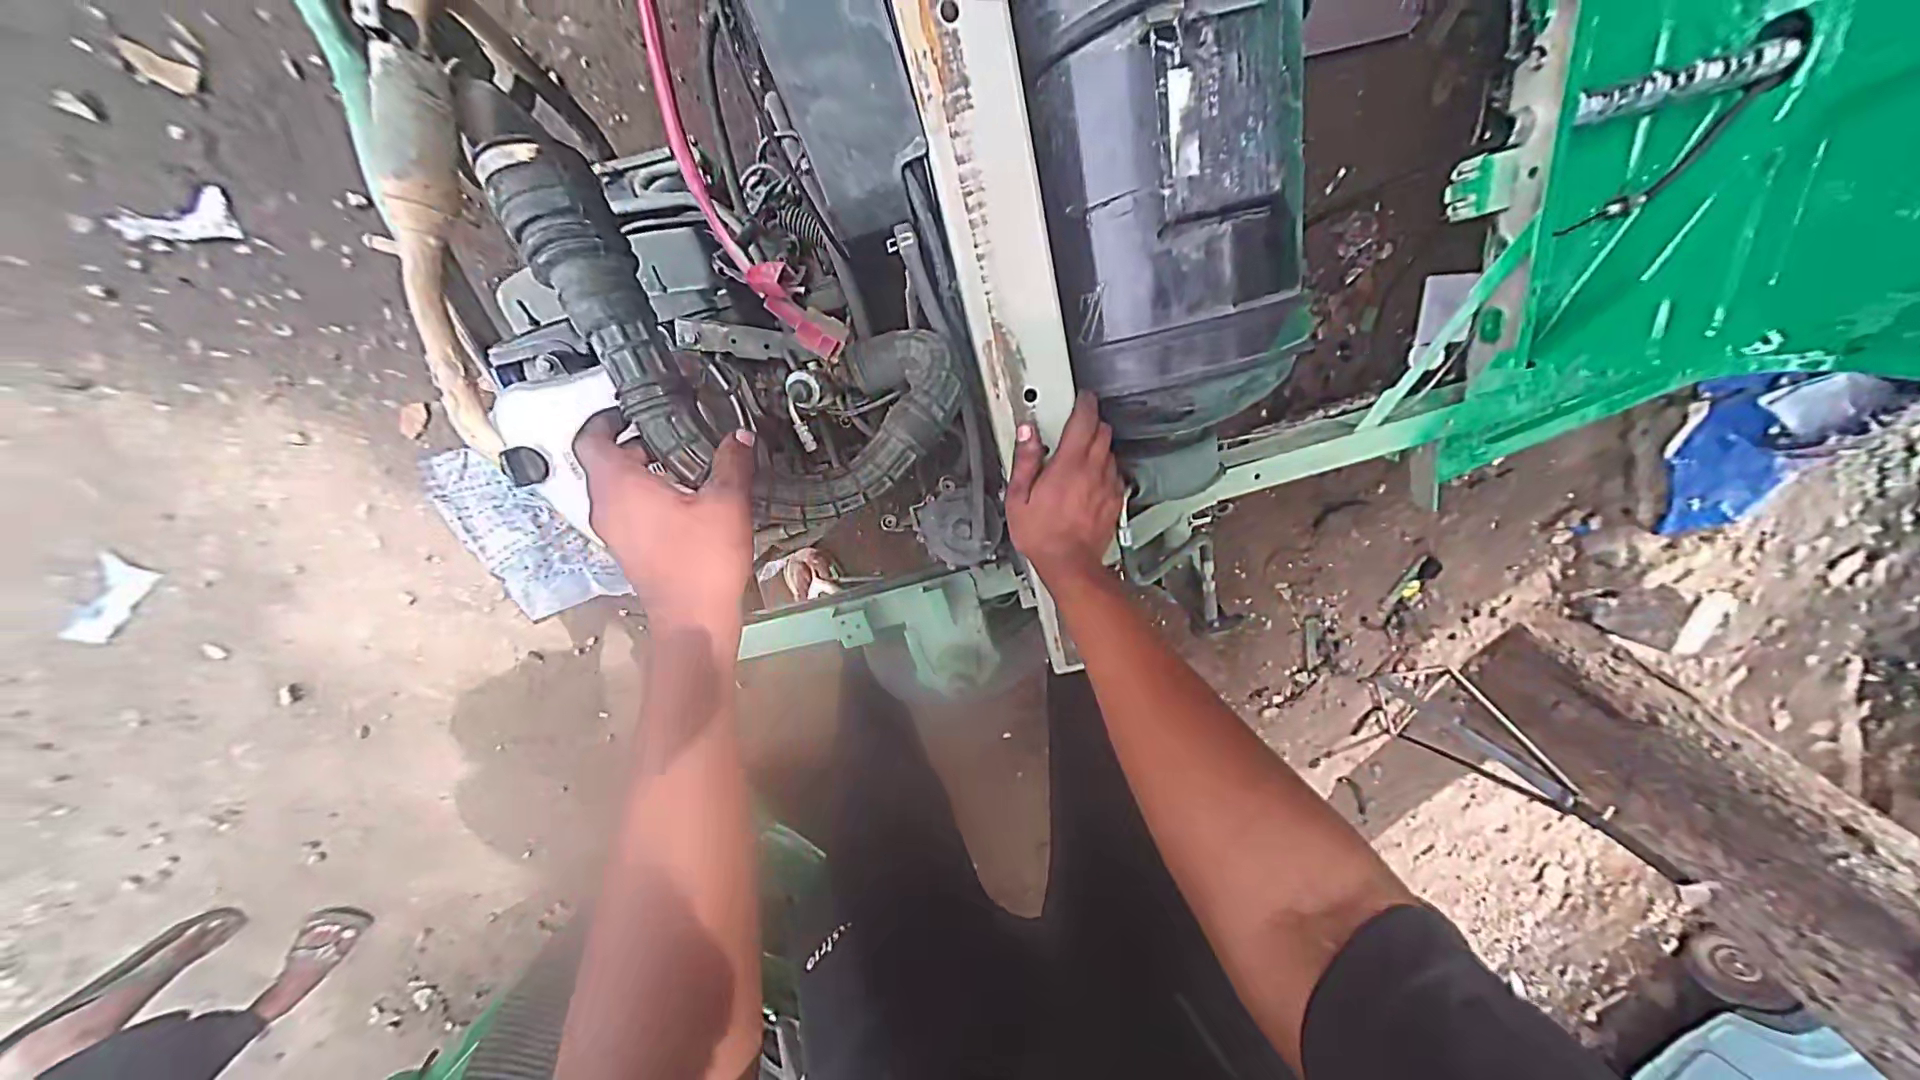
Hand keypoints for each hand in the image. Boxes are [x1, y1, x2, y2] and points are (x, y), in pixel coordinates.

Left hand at [573, 411, 755, 629]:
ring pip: (617, 487)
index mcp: (619, 486)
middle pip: (604, 461)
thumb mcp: (726, 503)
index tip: (633, 410)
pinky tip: (687, 498)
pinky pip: (628, 510)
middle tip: (671, 432)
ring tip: (685, 462)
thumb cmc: (703, 560)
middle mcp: (606, 507)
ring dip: (643, 470)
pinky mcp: (629, 549)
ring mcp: (614, 531)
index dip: (607, 417)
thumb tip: (739, 436)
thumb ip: (732, 463)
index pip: (591, 437)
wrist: (695, 618)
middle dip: (635, 442)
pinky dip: (648, 495)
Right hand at [1005, 390, 1125, 588]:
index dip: (1084, 403)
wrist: (1069, 564)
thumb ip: (1024, 461)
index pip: (1084, 420)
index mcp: (1068, 465)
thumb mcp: (1018, 498)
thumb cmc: (1042, 535)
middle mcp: (1093, 471)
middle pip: (1103, 431)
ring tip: (1080, 454)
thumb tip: (1027, 435)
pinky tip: (1091, 478)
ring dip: (1098, 445)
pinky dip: (1104, 468)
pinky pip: (1114, 473)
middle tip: (1077, 424)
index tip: (1081, 398)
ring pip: (1110, 451)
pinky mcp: (1115, 500)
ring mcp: (1107, 485)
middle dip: (1091, 422)